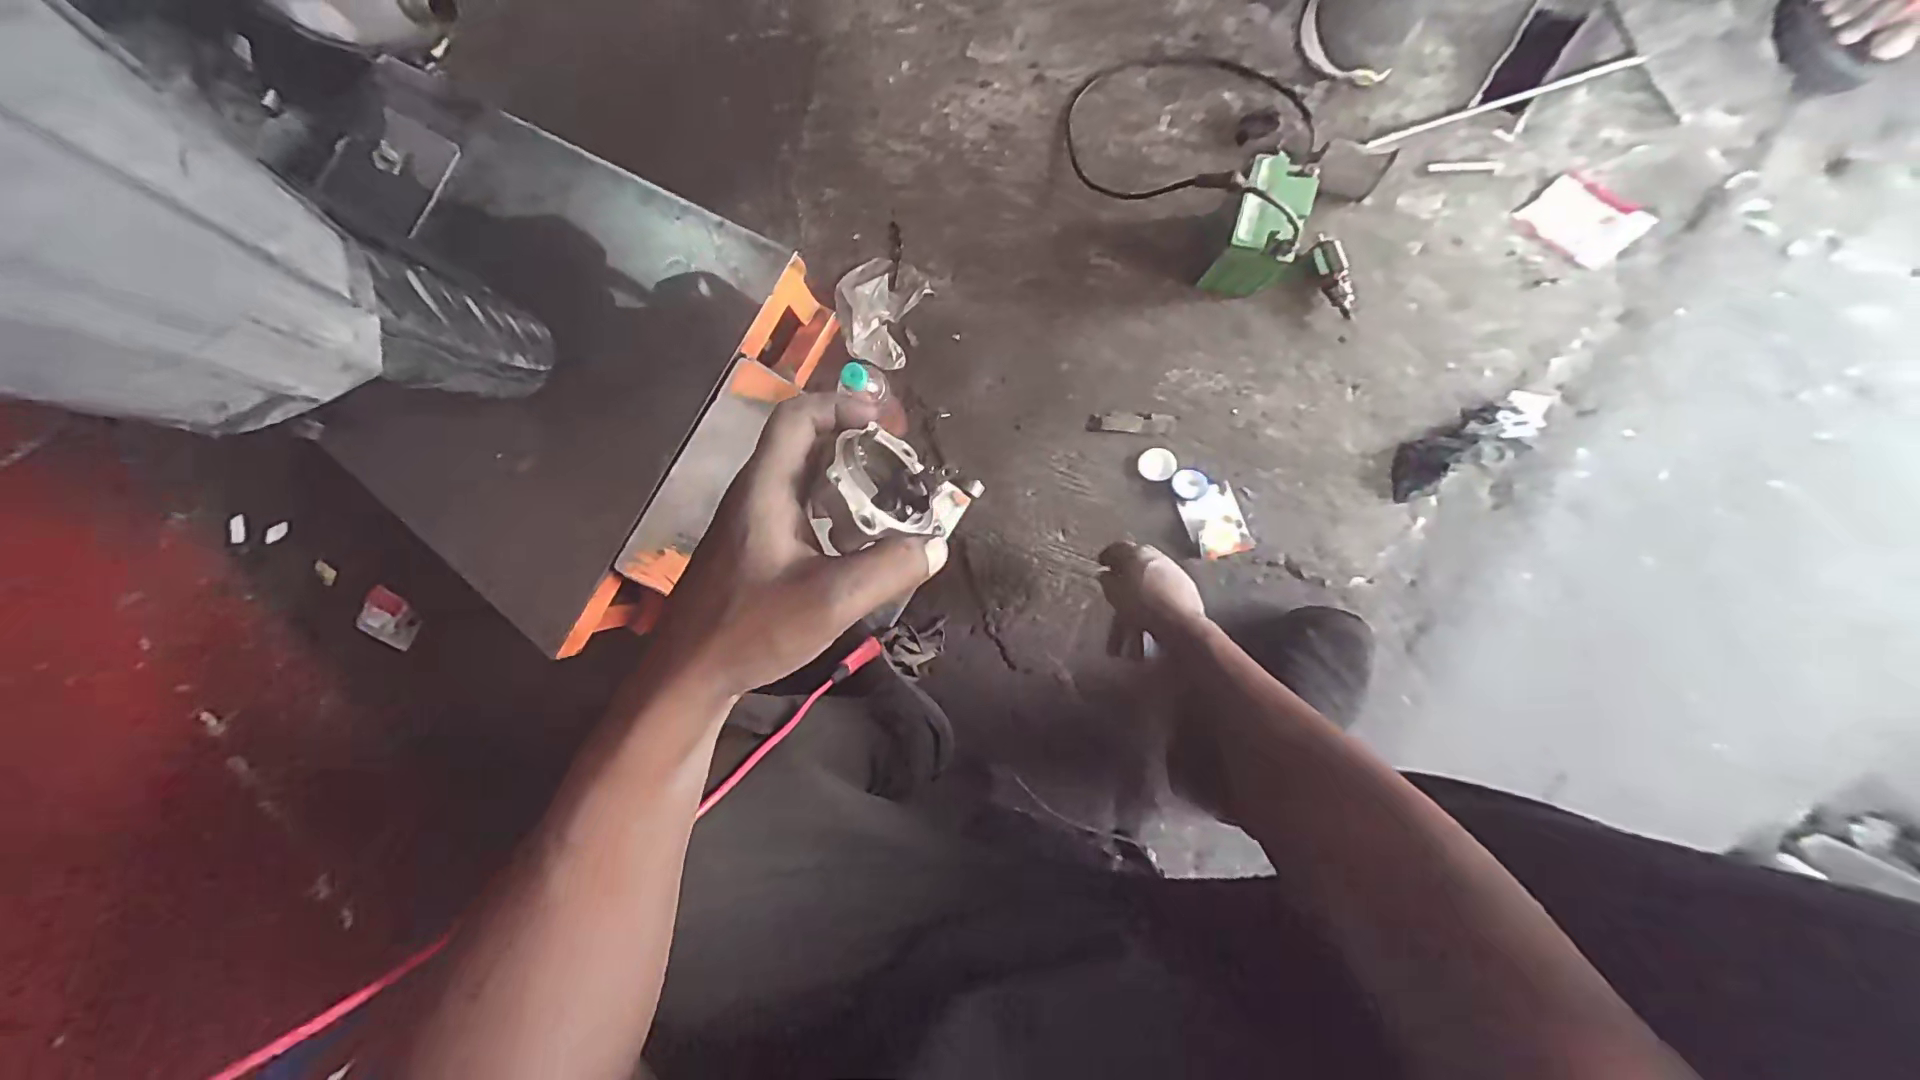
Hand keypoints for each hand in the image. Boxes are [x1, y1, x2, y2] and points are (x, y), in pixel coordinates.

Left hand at [649, 393, 947, 696]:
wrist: (690, 674)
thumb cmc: (750, 630)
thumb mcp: (829, 601)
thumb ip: (887, 570)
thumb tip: (936, 546)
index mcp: (766, 489)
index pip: (798, 417)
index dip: (843, 406)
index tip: (887, 424)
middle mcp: (757, 494)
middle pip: (807, 443)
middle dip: (857, 443)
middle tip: (901, 463)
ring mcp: (755, 522)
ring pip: (807, 479)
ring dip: (849, 479)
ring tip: (891, 498)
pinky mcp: (758, 548)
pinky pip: (803, 511)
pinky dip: (837, 511)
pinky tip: (862, 542)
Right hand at [1097, 542, 1208, 642]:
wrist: (1180, 621)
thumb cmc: (1141, 606)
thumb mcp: (1115, 595)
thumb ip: (1107, 581)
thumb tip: (1105, 573)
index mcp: (1134, 554)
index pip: (1116, 547)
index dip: (1107, 555)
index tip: (1101, 563)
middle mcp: (1154, 554)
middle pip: (1136, 552)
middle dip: (1126, 560)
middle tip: (1118, 572)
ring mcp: (1171, 565)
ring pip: (1151, 562)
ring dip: (1142, 569)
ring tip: (1136, 583)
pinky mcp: (1184, 579)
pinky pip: (1164, 574)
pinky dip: (1155, 578)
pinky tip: (1153, 592)